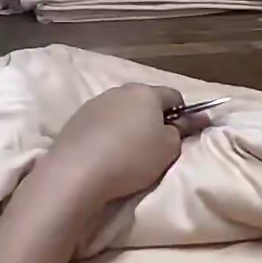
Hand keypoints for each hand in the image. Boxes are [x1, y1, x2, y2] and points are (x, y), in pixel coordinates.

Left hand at [34, 84, 207, 204]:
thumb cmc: (132, 158)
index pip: (174, 96)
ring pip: (121, 110)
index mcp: (146, 92)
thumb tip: (185, 122)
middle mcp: (120, 90)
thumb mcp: (168, 149)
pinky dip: (108, 133)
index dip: (184, 114)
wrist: (77, 172)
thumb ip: (180, 132)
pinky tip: (106, 153)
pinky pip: (101, 122)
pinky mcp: (76, 119)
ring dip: (129, 124)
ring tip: (128, 151)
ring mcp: (95, 103)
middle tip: (156, 145)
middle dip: (153, 118)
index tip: (184, 134)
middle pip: (145, 101)